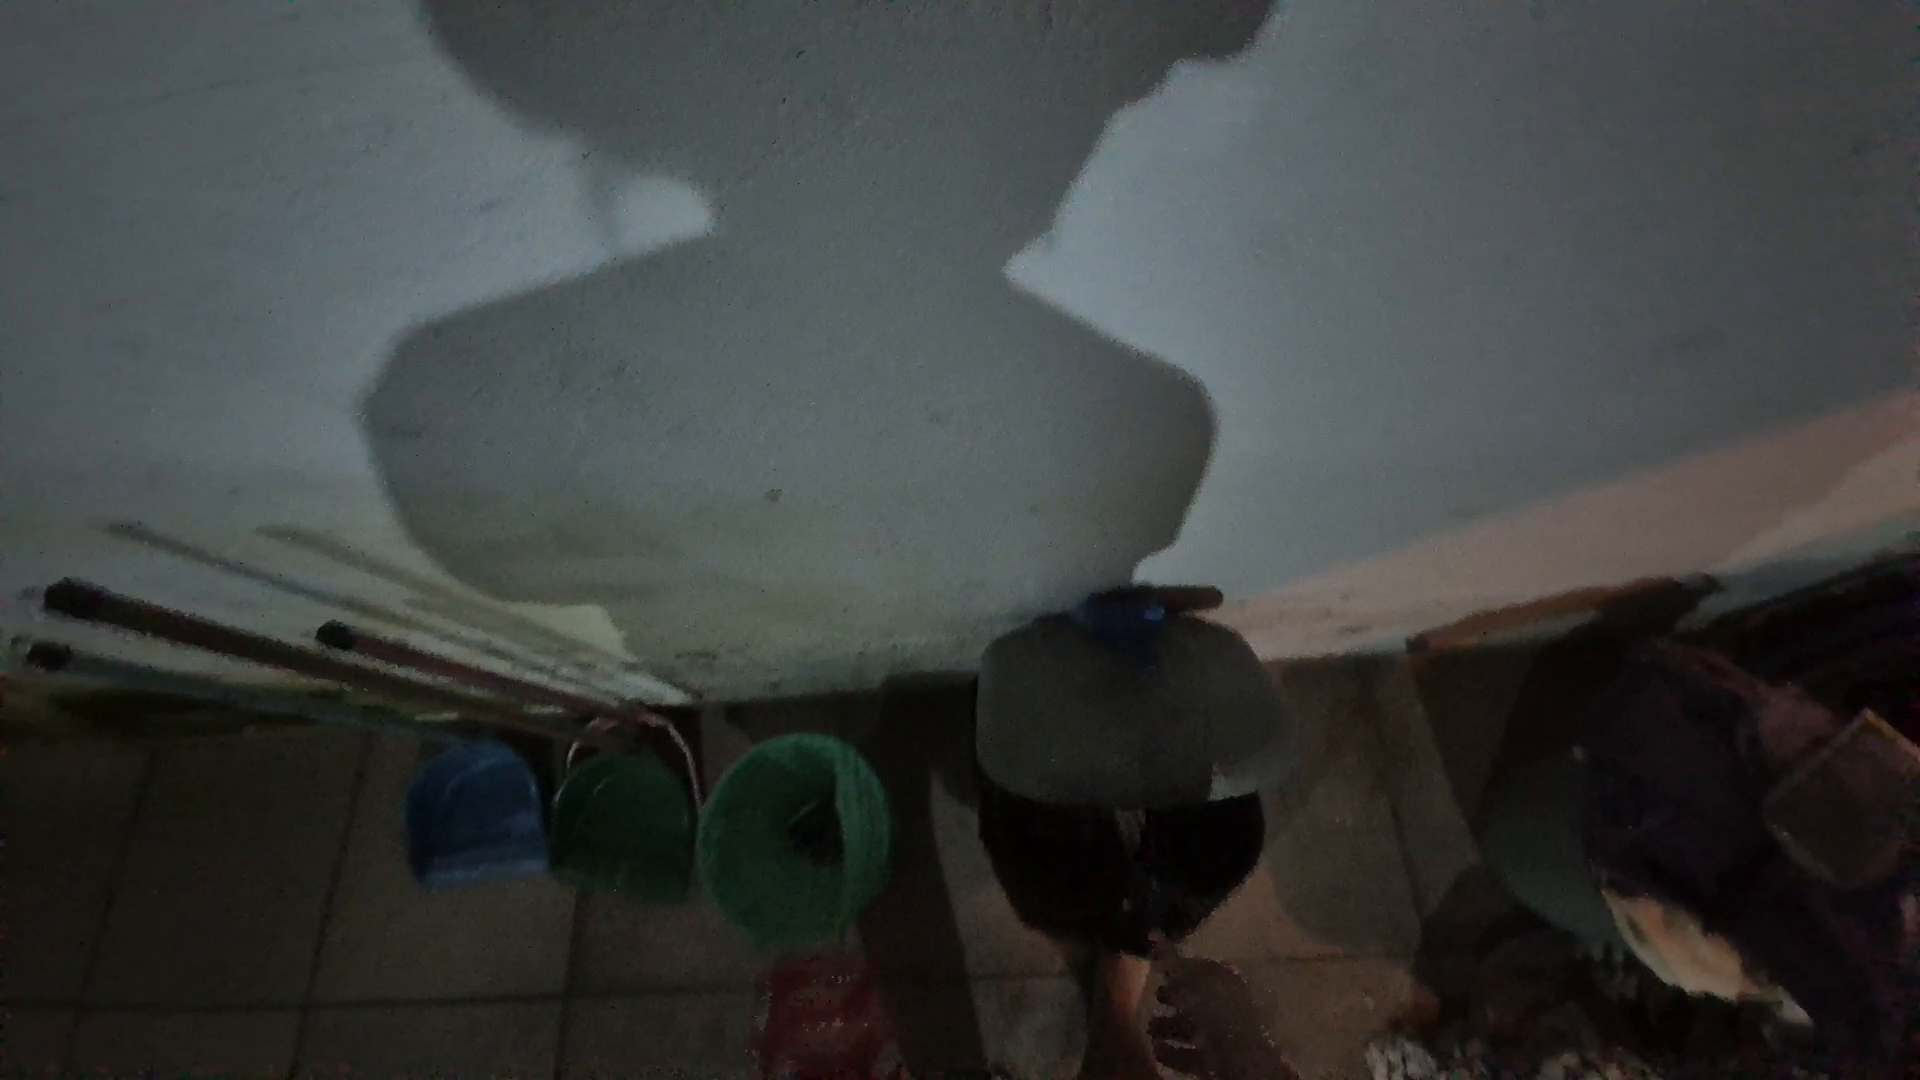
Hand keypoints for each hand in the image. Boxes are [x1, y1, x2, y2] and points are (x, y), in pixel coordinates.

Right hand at [1149, 947, 1295, 1079]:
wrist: (1235, 1057)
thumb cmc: (1214, 1008)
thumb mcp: (1189, 976)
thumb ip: (1171, 957)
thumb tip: (1153, 932)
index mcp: (1224, 979)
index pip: (1198, 967)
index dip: (1176, 966)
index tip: (1157, 968)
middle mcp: (1225, 1003)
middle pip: (1193, 997)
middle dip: (1171, 998)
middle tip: (1154, 997)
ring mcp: (1221, 1033)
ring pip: (1189, 1026)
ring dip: (1167, 1026)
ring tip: (1150, 1029)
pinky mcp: (1215, 1059)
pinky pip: (1190, 1051)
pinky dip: (1172, 1050)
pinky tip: (1157, 1048)